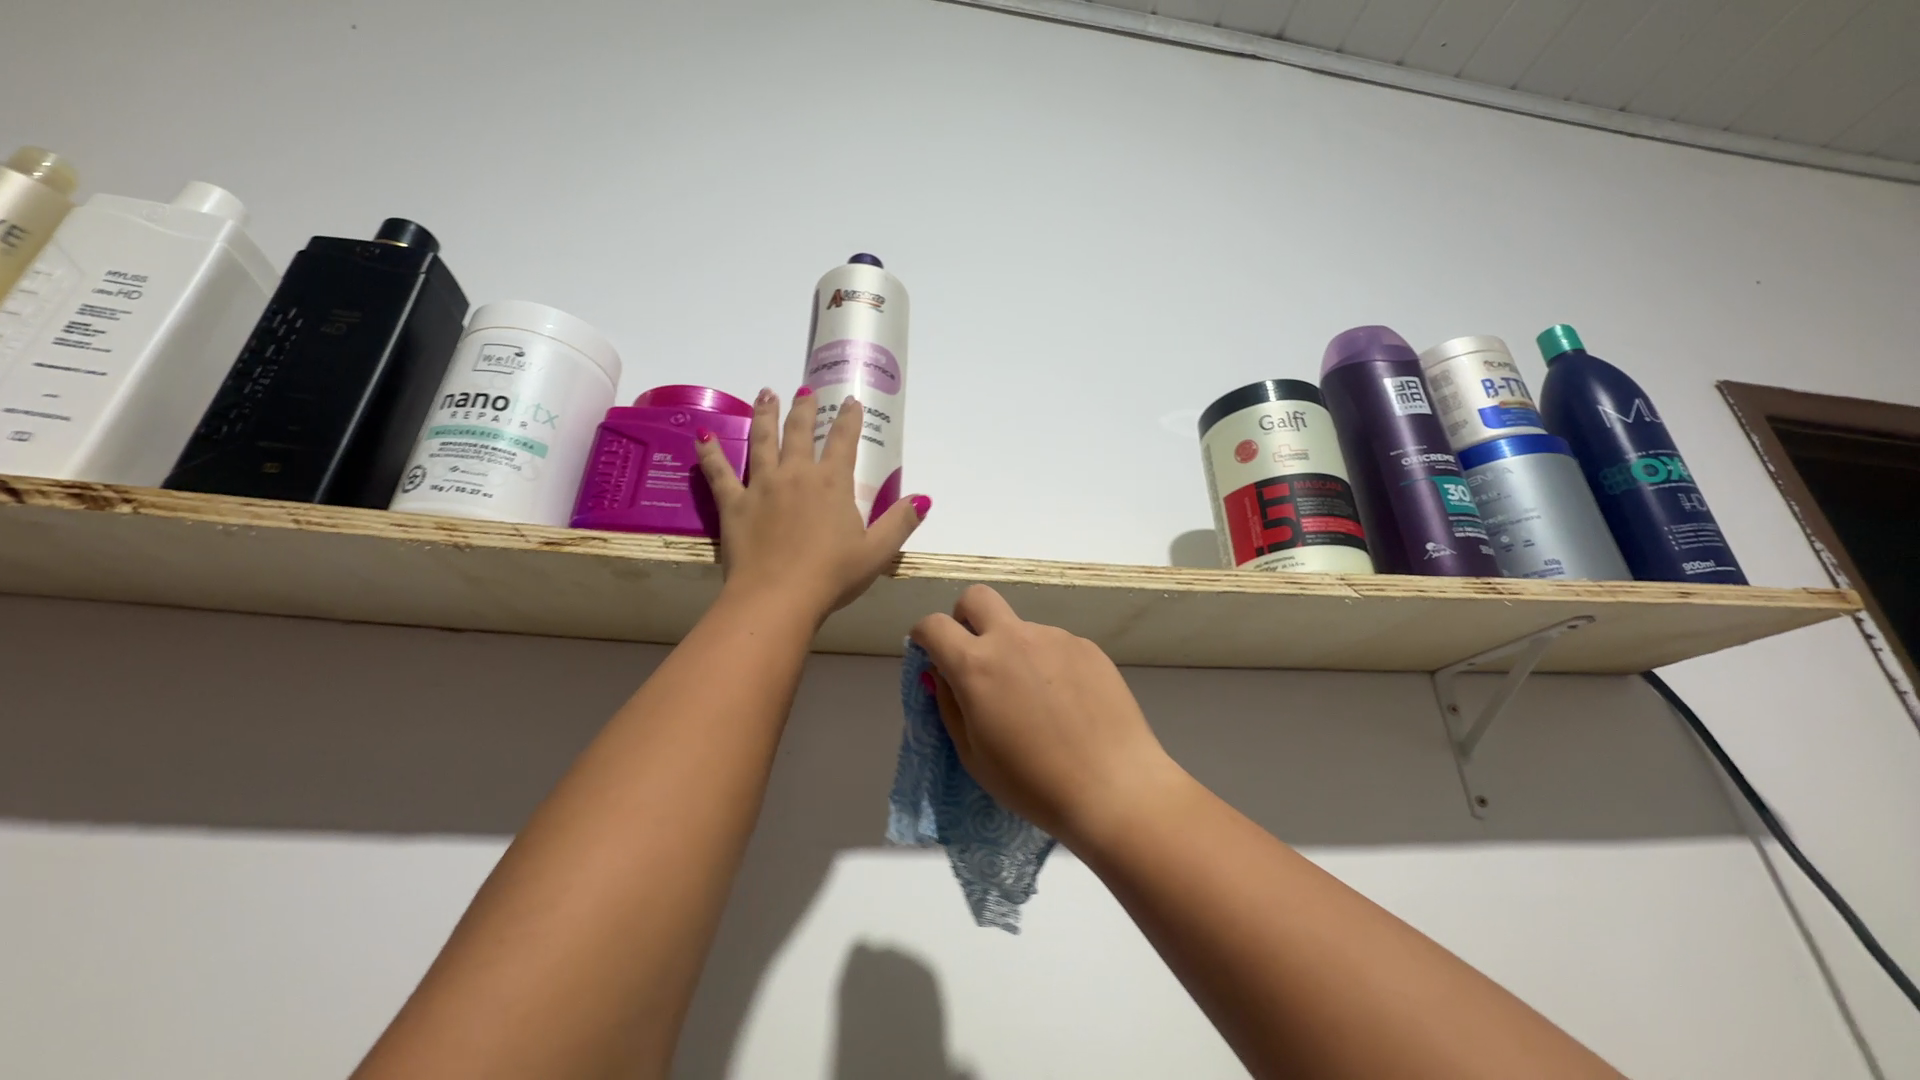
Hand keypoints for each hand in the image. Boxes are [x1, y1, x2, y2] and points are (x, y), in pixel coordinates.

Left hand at [696, 386, 927, 622]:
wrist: (778, 596)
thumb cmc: (832, 576)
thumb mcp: (877, 552)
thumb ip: (900, 522)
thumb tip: (923, 499)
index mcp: (833, 483)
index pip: (845, 441)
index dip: (850, 419)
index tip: (851, 401)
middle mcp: (797, 474)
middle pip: (800, 432)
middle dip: (804, 408)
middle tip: (804, 390)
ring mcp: (762, 485)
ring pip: (762, 441)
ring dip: (764, 415)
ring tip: (765, 393)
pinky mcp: (734, 503)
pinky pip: (720, 472)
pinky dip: (711, 453)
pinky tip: (703, 436)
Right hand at [910, 585, 1183, 845]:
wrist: (1112, 787)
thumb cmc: (1032, 783)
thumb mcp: (972, 755)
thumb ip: (950, 705)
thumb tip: (944, 675)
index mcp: (976, 666)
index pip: (933, 625)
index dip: (924, 636)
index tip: (931, 654)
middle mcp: (1014, 639)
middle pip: (976, 598)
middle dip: (965, 618)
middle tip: (976, 656)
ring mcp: (1054, 638)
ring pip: (1020, 628)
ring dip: (1014, 650)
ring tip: (1037, 702)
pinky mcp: (1087, 648)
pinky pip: (1054, 646)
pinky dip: (1048, 664)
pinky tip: (1068, 704)